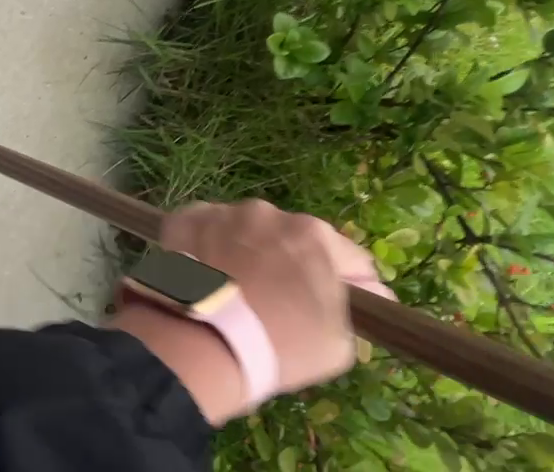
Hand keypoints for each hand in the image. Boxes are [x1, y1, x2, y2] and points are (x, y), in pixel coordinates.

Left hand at [159, 199, 389, 396]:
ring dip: (246, 249)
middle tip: (280, 295)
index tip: (346, 303)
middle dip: (290, 261)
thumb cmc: (281, 342)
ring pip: (243, 230)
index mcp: (314, 235)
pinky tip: (205, 272)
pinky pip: (204, 229)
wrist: (203, 335)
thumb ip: (353, 307)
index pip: (349, 257)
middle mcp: (267, 213)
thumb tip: (370, 291)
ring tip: (236, 284)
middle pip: (289, 237)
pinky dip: (207, 245)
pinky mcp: (183, 218)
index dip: (351, 282)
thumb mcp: (340, 341)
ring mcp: (221, 211)